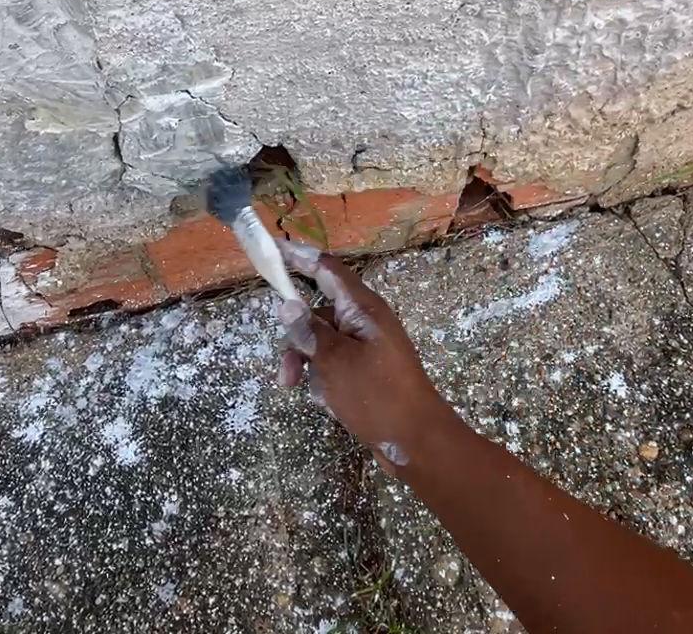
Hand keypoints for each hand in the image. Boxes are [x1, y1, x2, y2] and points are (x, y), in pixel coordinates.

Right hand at [274, 248, 459, 473]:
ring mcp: (366, 346)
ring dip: (306, 363)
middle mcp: (364, 320)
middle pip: (318, 312)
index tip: (274, 249)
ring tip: (299, 390)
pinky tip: (328, 402)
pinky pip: (333, 363)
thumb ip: (309, 332)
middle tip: (286, 370)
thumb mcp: (335, 362)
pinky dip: (323, 378)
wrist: (418, 442)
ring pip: (322, 341)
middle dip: (296, 337)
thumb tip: (286, 304)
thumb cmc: (378, 396)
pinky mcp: (366, 370)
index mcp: (362, 307)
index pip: (327, 268)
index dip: (300, 257)